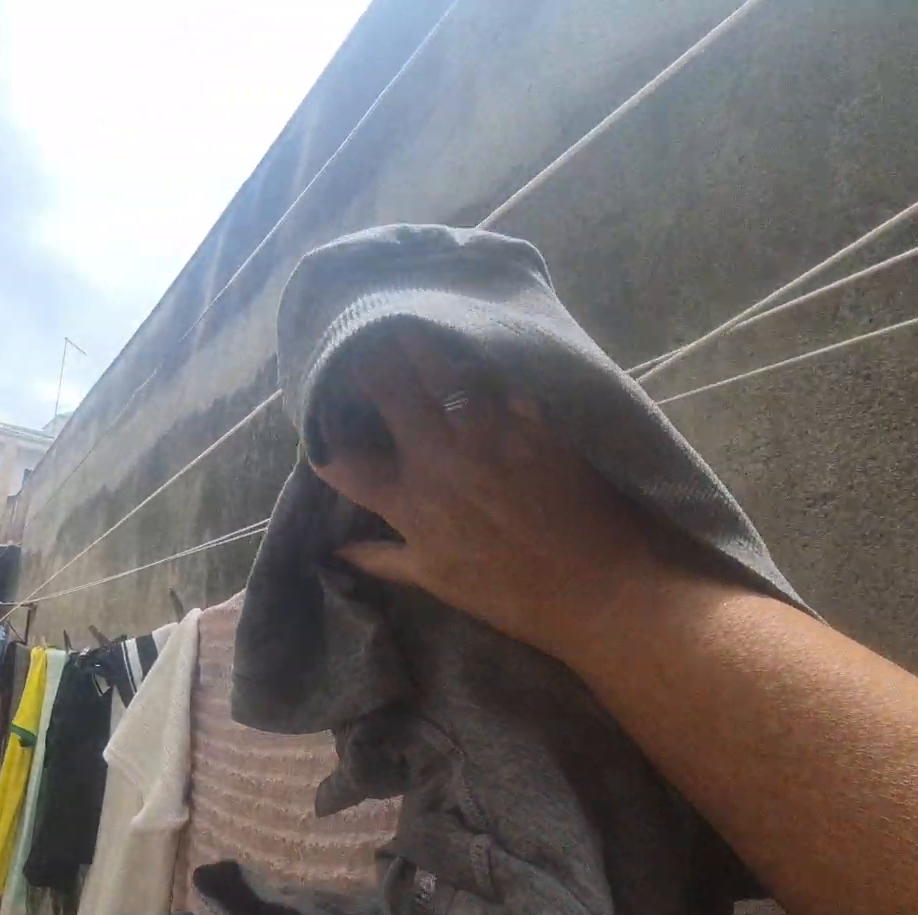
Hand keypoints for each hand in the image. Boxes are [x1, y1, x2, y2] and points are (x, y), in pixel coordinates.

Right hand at [310, 333, 701, 665]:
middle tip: (357, 340)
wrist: (599, 588)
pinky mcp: (534, 419)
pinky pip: (501, 374)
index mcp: (409, 503)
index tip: (318, 421)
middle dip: (366, 362)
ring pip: (441, 369)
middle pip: (389, 392)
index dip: (324, 438)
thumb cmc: (509, 592)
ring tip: (402, 318)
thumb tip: (336, 554)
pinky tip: (469, 334)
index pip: (344, 462)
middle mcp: (439, 459)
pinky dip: (480, 354)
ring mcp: (488, 434)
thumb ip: (381, 559)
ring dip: (416, 341)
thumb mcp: (434, 581)